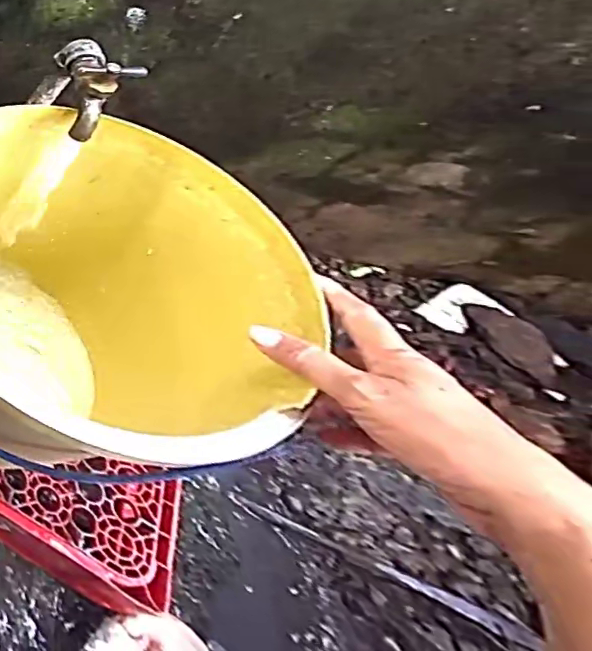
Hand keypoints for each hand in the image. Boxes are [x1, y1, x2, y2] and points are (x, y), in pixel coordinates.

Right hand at [249, 276, 556, 528]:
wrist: (515, 499)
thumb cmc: (455, 441)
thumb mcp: (363, 394)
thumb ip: (311, 364)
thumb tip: (266, 335)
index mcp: (396, 359)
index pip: (357, 314)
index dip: (331, 294)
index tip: (311, 280)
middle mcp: (406, 379)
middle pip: (350, 355)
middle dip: (314, 353)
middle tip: (280, 348)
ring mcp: (413, 409)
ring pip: (355, 391)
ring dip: (324, 395)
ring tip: (296, 400)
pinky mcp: (418, 439)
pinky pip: (368, 424)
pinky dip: (343, 427)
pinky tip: (329, 434)